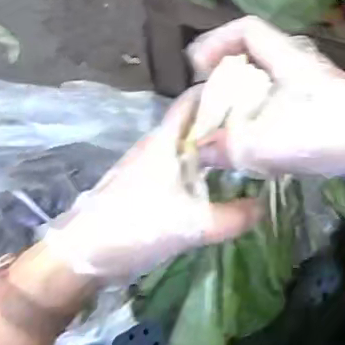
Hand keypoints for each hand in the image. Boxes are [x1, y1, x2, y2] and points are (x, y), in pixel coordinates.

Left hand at [37, 87, 262, 285]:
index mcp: (165, 140)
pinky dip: (197, 166)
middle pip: (192, 121)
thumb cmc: (135, 226)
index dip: (220, 90)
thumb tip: (263, 207)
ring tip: (241, 152)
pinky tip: (213, 183)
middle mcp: (155, 145)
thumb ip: (233, 216)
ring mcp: (145, 166)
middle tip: (257, 125)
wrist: (81, 254)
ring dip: (209, 145)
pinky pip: (177, 166)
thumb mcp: (192, 224)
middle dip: (222, 119)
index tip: (253, 91)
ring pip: (184, 145)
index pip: (194, 99)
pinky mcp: (141, 187)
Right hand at [188, 16, 344, 182]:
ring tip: (226, 120)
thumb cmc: (329, 133)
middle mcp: (299, 62)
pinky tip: (255, 137)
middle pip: (254, 52)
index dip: (216, 40)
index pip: (246, 28)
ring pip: (268, 77)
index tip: (197, 67)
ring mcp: (313, 83)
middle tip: (207, 96)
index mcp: (286, 56)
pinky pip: (281, 98)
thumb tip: (199, 149)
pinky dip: (261, 111)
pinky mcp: (322, 105)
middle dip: (225, 71)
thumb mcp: (269, 143)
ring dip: (243, 95)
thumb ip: (227, 146)